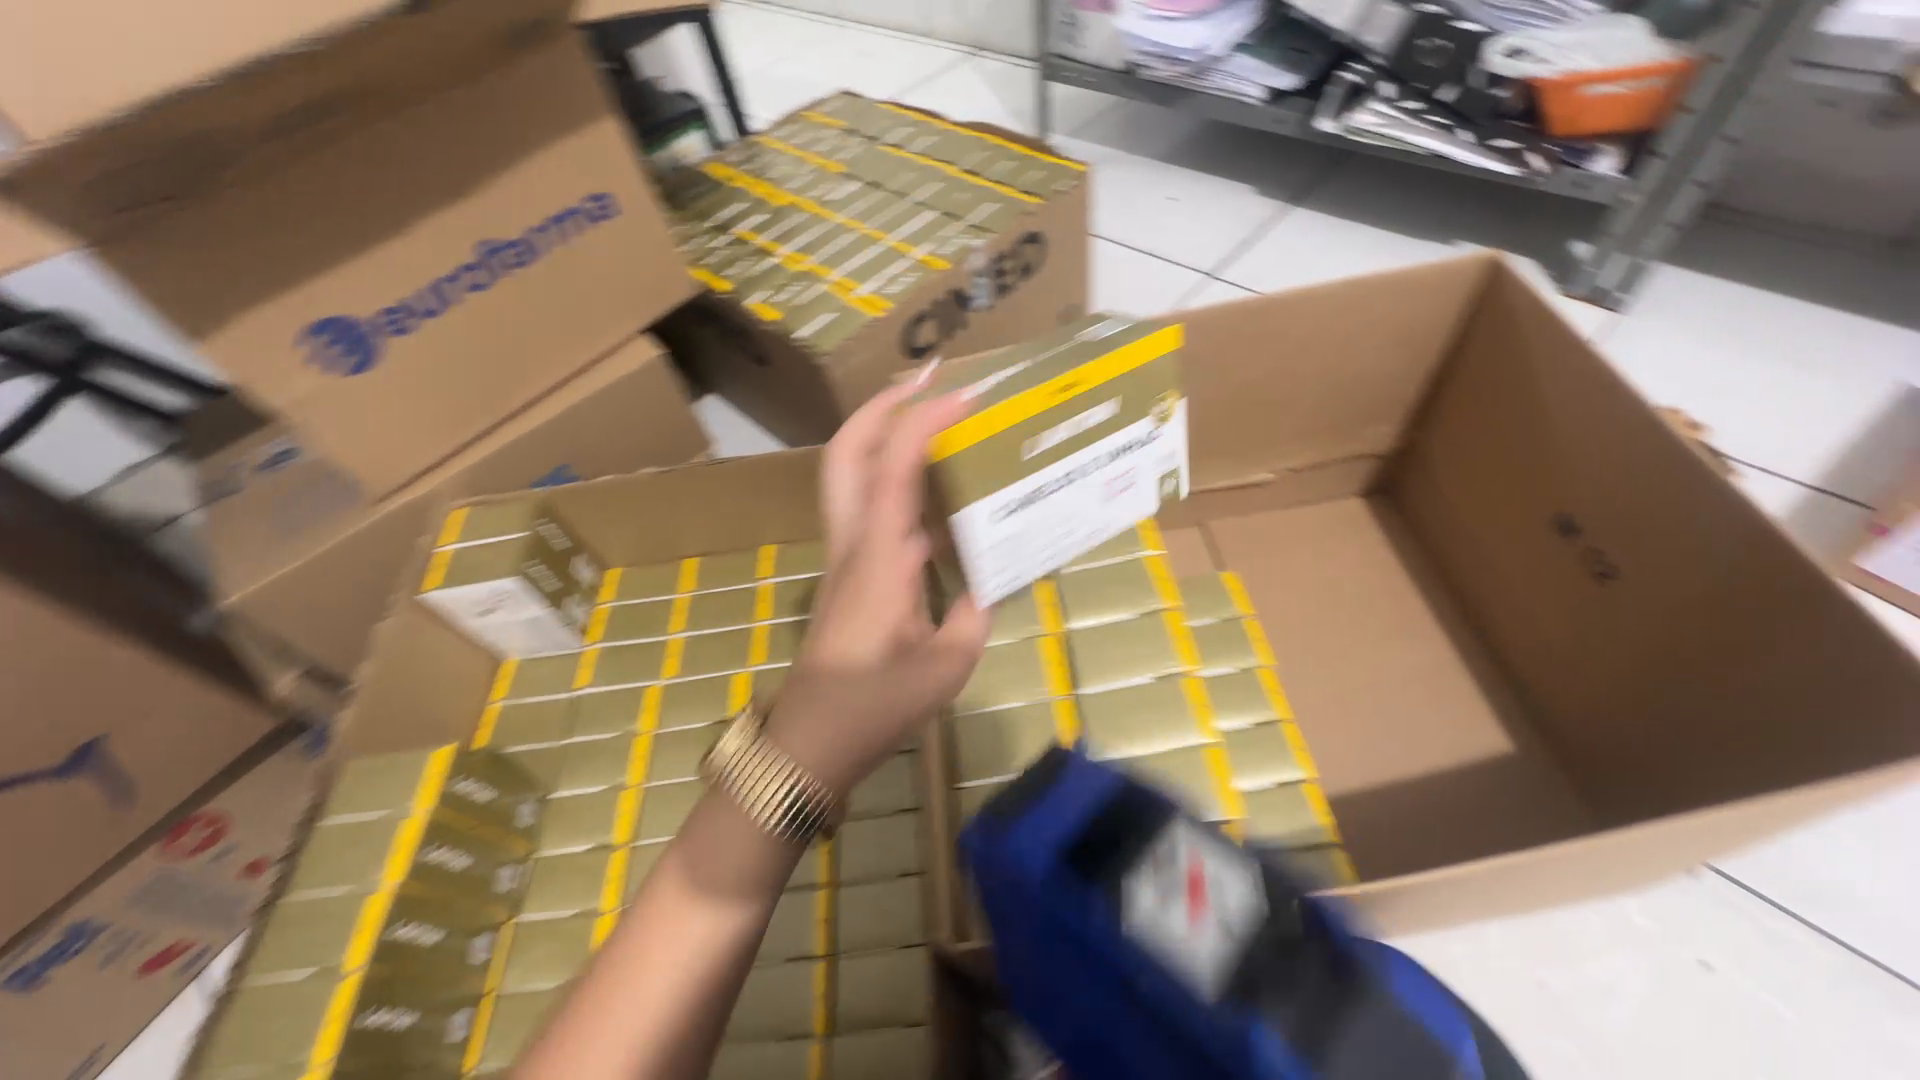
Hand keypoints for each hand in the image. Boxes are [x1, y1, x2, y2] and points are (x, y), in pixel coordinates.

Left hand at [764, 381, 989, 798]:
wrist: (811, 741)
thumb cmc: (876, 705)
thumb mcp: (948, 664)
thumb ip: (974, 612)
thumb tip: (990, 579)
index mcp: (879, 556)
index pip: (894, 466)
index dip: (925, 419)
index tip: (966, 393)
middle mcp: (853, 541)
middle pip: (847, 451)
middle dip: (883, 403)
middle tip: (929, 377)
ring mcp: (844, 554)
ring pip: (848, 472)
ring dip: (882, 432)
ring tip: (931, 413)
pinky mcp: (847, 571)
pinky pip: (865, 504)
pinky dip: (892, 474)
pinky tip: (931, 486)